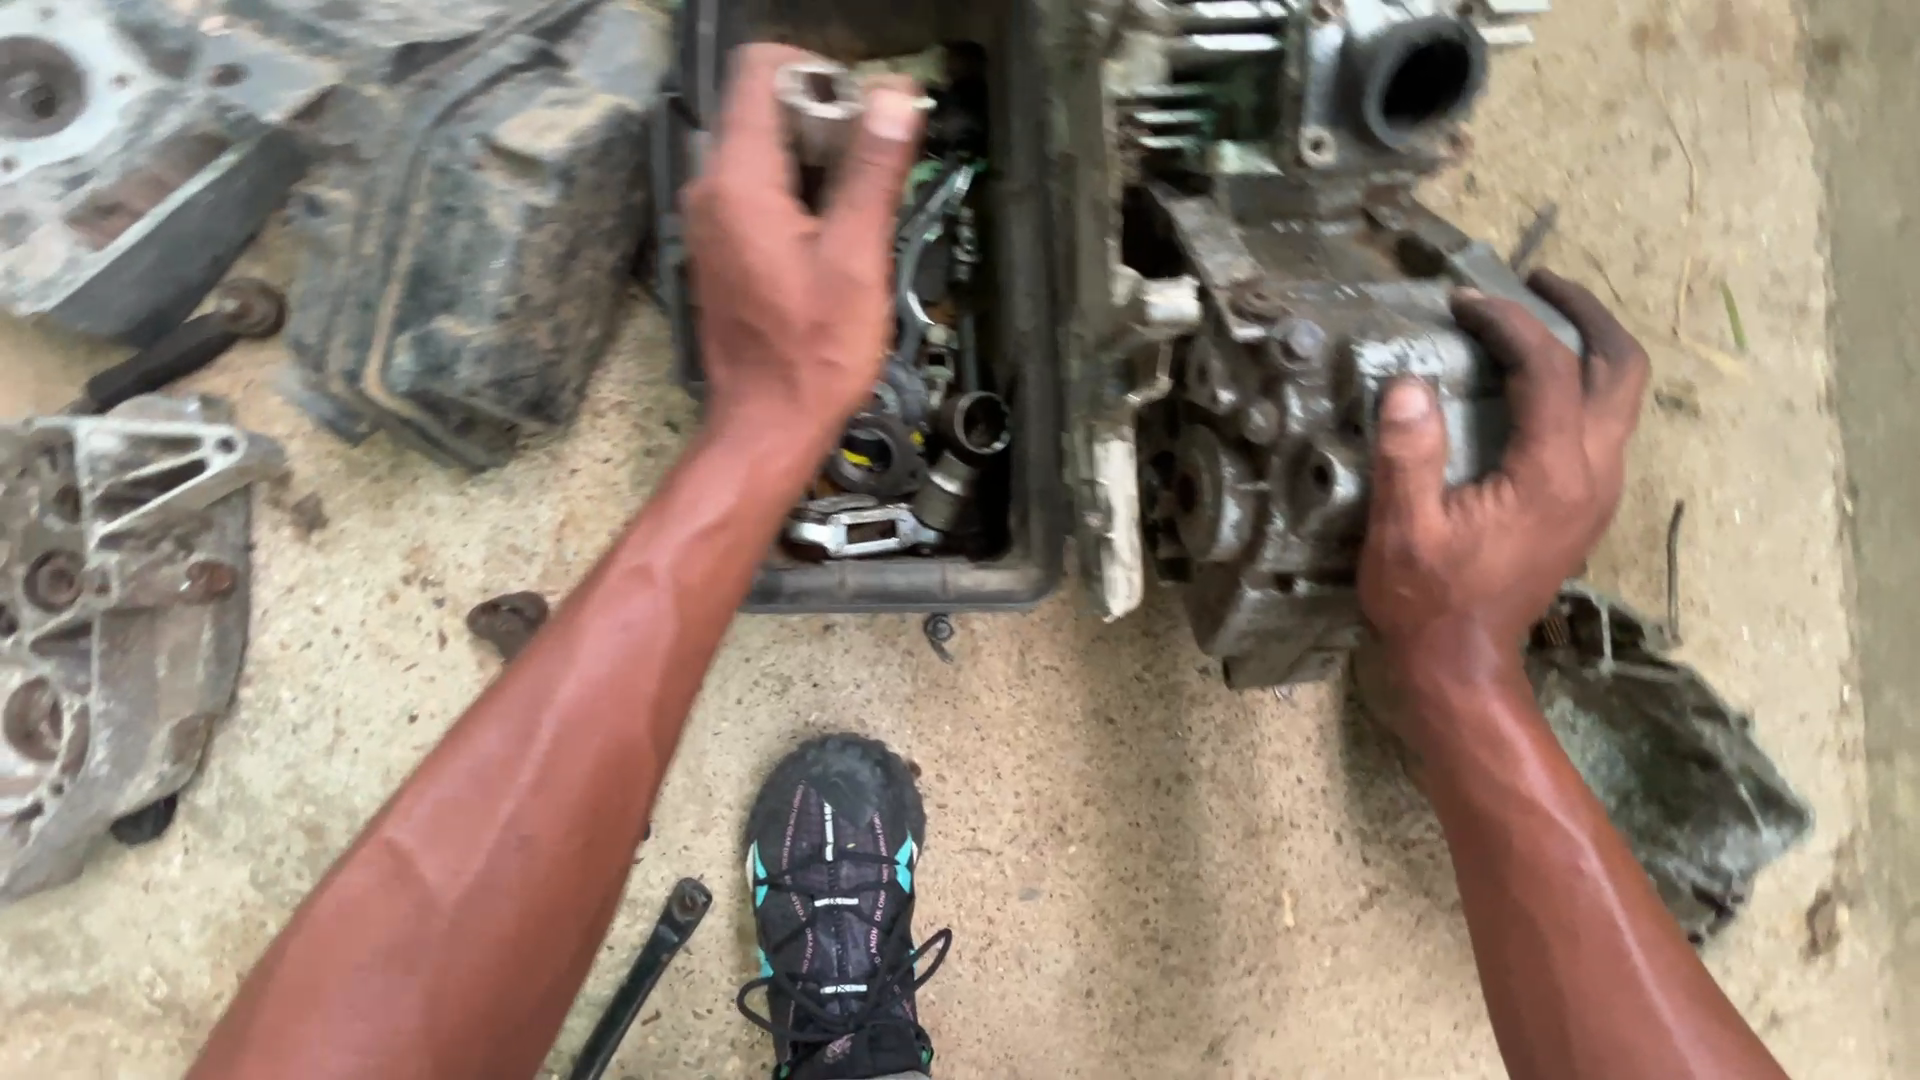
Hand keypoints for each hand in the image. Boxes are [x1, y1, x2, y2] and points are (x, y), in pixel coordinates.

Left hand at [684, 45, 924, 425]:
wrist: (768, 424)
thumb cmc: (812, 356)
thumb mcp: (856, 260)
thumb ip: (872, 172)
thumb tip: (893, 99)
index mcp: (738, 181)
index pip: (762, 70)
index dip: (822, 77)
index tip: (865, 119)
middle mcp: (709, 191)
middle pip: (764, 110)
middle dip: (826, 123)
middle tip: (873, 174)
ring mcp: (709, 223)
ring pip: (763, 154)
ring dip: (816, 165)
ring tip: (858, 215)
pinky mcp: (720, 252)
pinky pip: (757, 196)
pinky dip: (797, 199)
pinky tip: (831, 242)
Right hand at [1358, 270, 1650, 691]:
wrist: (1459, 660)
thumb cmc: (1425, 598)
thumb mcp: (1403, 529)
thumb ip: (1408, 456)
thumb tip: (1409, 384)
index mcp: (1551, 473)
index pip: (1549, 370)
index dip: (1507, 325)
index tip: (1461, 303)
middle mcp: (1592, 473)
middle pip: (1620, 369)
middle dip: (1582, 315)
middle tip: (1533, 286)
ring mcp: (1595, 491)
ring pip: (1620, 396)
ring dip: (1586, 348)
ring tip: (1535, 323)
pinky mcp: (1580, 505)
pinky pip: (1600, 424)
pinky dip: (1577, 385)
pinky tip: (1531, 388)